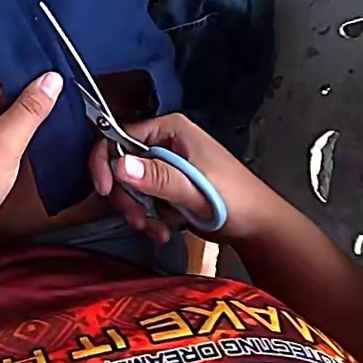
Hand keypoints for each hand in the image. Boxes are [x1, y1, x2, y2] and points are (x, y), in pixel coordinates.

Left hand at [0, 70, 61, 243]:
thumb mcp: (6, 143)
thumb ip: (31, 108)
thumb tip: (52, 79)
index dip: (24, 89)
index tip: (45, 103)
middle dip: (19, 108)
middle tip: (32, 129)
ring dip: (12, 124)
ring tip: (18, 143)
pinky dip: (2, 135)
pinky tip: (11, 150)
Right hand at [88, 113, 292, 245]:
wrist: (257, 226)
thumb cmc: (235, 200)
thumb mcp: (194, 189)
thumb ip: (158, 177)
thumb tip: (120, 165)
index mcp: (172, 130)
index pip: (120, 136)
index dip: (106, 162)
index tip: (105, 190)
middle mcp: (165, 143)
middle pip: (121, 165)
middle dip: (126, 196)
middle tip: (138, 219)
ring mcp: (166, 167)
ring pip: (129, 187)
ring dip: (137, 212)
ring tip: (157, 230)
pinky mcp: (168, 188)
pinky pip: (143, 201)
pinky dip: (148, 219)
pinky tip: (163, 232)